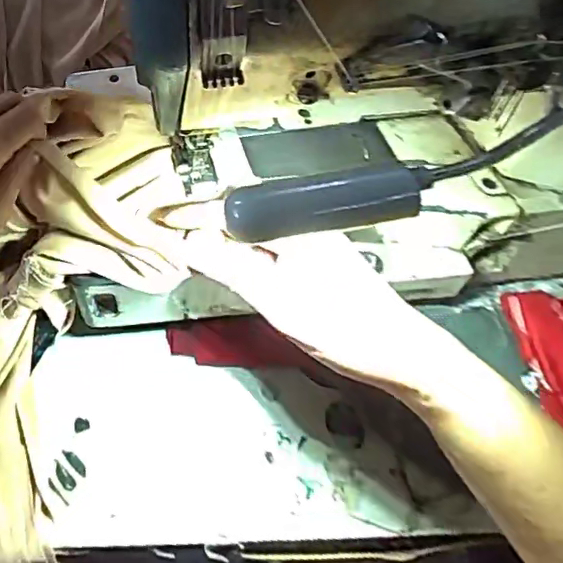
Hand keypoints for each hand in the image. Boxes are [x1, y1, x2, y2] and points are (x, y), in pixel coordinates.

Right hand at [179, 230, 482, 403]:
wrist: (404, 355)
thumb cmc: (348, 327)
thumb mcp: (276, 298)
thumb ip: (229, 265)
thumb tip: (187, 242)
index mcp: (289, 219)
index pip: (225, 206)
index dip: (188, 216)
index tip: (158, 224)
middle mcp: (297, 219)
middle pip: (235, 209)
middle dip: (198, 220)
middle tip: (167, 234)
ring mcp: (306, 235)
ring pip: (247, 225)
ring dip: (216, 234)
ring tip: (188, 246)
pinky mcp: (310, 254)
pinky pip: (261, 241)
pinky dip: (237, 248)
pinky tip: (226, 262)